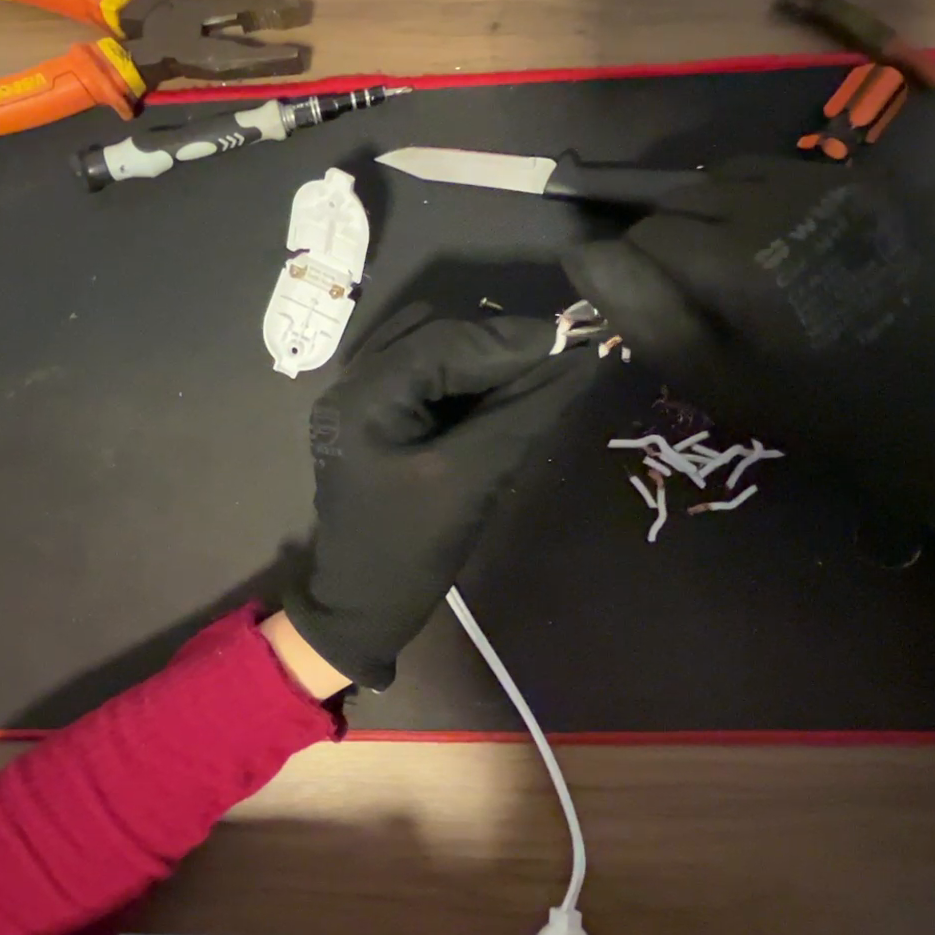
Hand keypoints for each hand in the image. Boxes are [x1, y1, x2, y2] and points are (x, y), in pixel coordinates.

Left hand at [283, 305, 596, 688]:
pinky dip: (462, 374)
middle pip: (435, 334)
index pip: (446, 341)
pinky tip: (497, 392)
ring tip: (533, 375)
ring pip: (428, 346)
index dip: (514, 340)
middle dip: (498, 345)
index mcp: (364, 397)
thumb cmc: (412, 550)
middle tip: (558, 361)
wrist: (362, 600)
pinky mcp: (372, 412)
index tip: (574, 343)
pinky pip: (421, 372)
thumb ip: (524, 413)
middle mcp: (352, 381)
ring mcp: (358, 395)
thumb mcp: (472, 479)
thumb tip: (582, 362)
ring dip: (481, 355)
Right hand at [563, 155, 934, 530]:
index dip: (635, 268)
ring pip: (725, 175)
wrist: (934, 399)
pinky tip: (767, 242)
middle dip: (668, 236)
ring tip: (722, 262)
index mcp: (738, 261)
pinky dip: (751, 199)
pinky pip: (777, 172)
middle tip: (687, 289)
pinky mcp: (860, 182)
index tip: (653, 305)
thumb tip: (583, 253)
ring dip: (706, 211)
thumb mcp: (710, 378)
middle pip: (682, 195)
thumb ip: (641, 311)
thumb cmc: (807, 405)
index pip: (645, 234)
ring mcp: (827, 184)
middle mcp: (779, 204)